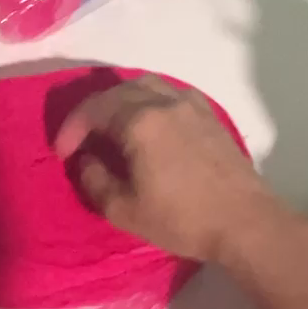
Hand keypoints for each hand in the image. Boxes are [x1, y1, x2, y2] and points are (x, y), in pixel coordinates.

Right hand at [53, 74, 275, 261]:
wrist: (245, 223)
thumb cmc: (181, 219)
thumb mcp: (122, 209)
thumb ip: (94, 179)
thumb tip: (87, 160)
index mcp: (140, 121)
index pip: (93, 110)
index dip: (71, 129)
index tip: (62, 154)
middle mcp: (165, 102)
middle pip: (117, 91)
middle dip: (92, 112)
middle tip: (82, 139)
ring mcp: (191, 105)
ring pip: (145, 85)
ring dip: (120, 101)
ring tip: (111, 125)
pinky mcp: (209, 115)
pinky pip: (170, 93)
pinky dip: (148, 101)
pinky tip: (147, 123)